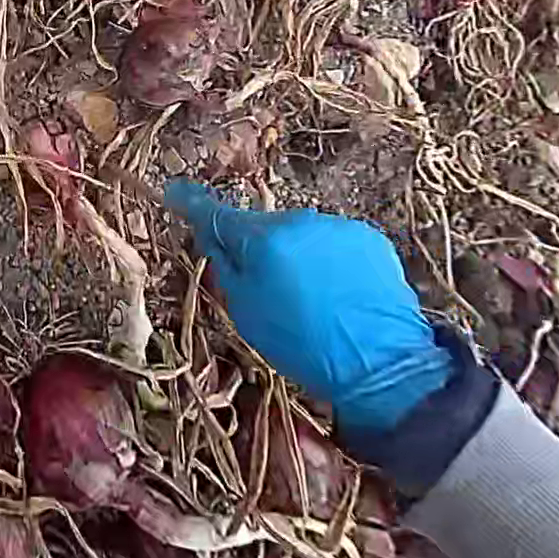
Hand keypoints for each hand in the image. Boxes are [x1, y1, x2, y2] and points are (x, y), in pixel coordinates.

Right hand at [165, 180, 450, 435]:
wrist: (384, 366)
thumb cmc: (303, 345)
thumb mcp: (247, 312)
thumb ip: (227, 266)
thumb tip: (213, 236)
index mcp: (264, 239)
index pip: (217, 214)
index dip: (191, 203)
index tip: (174, 191)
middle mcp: (298, 221)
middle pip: (262, 228)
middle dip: (257, 248)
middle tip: (267, 288)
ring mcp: (335, 226)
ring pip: (298, 236)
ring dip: (294, 255)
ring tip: (311, 298)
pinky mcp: (367, 237)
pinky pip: (331, 242)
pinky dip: (326, 261)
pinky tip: (338, 294)